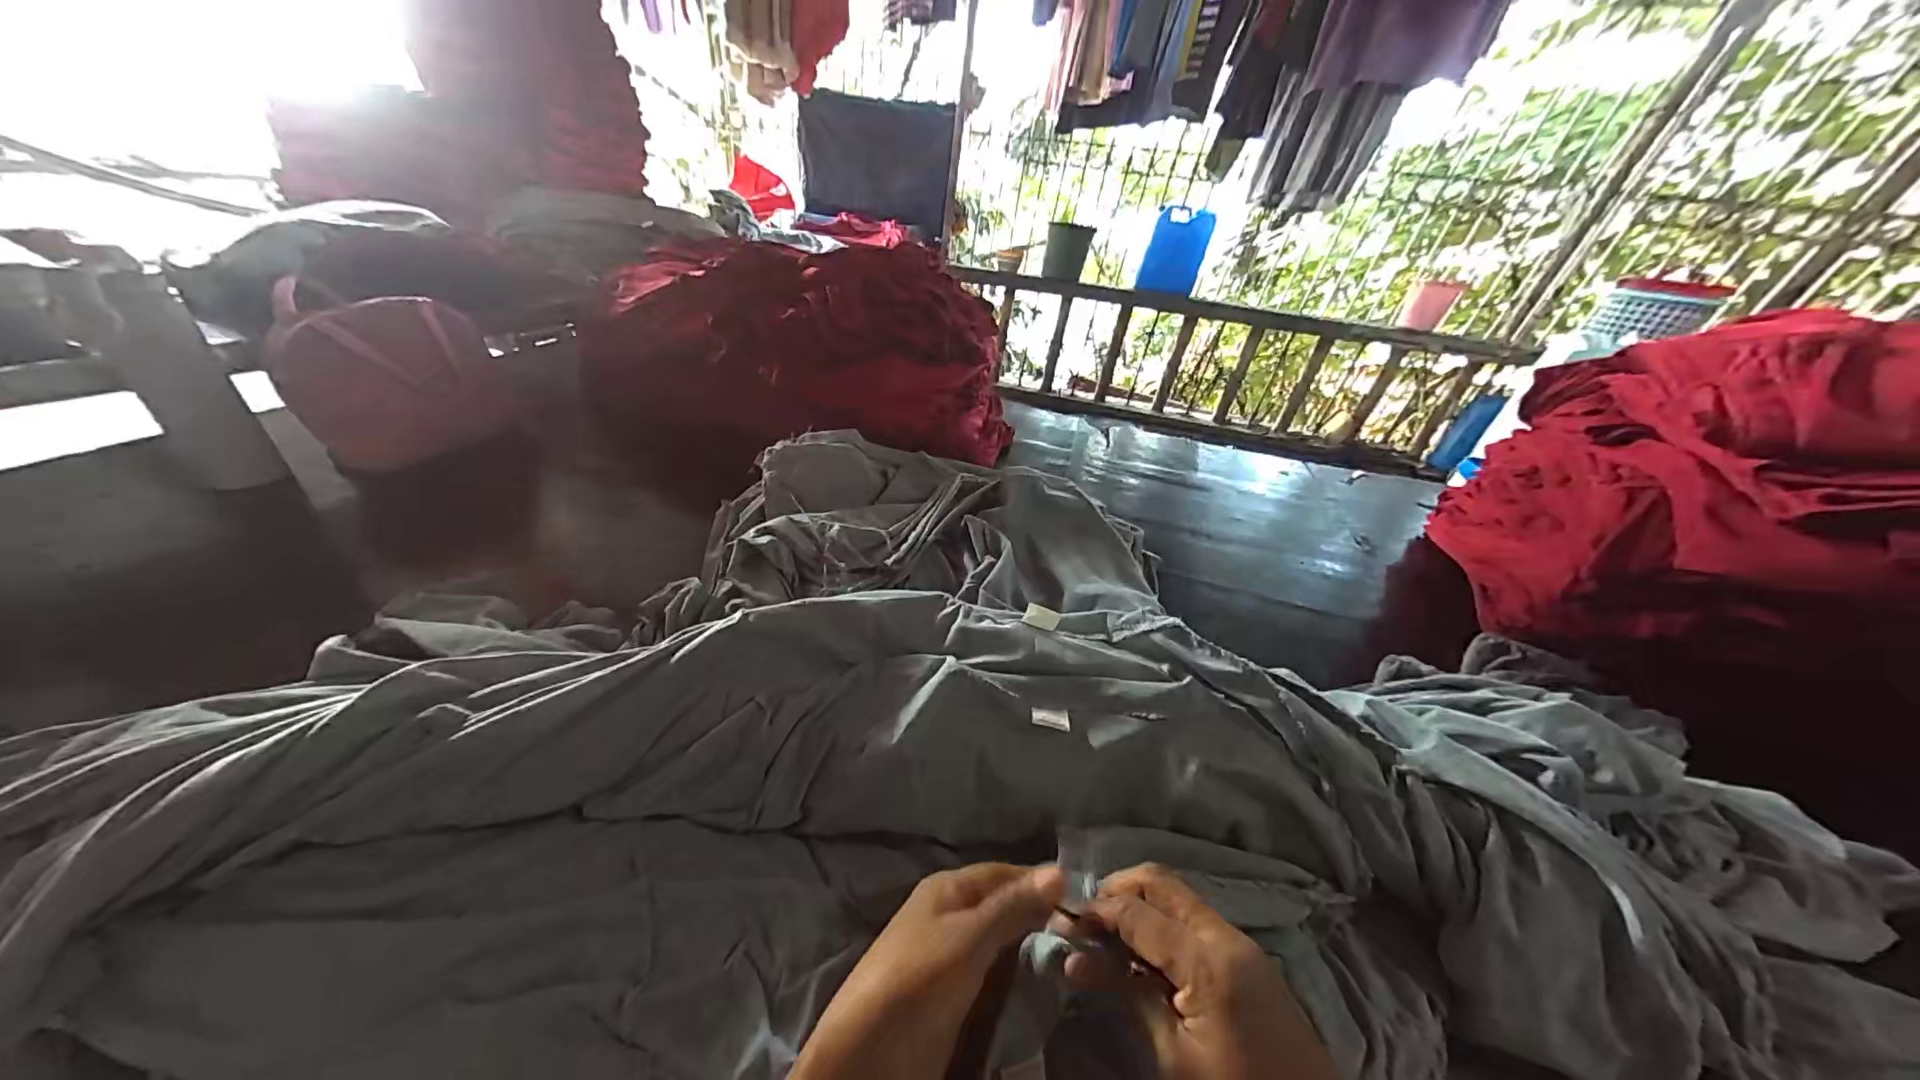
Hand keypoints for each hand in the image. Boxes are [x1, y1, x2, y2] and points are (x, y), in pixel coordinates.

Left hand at [792, 863, 1064, 1079]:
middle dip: (1039, 916)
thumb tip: (1059, 870)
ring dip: (1031, 947)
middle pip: (1003, 906)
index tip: (1084, 897)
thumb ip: (1013, 906)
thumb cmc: (919, 978)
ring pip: (1001, 942)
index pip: (1003, 873)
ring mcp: (951, 955)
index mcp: (947, 888)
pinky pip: (993, 974)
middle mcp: (950, 914)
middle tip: (1087, 931)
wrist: (870, 1051)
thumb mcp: (970, 937)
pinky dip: (1017, 974)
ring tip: (1075, 954)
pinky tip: (1044, 981)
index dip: (1039, 881)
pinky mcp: (954, 993)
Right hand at [1053, 863, 1339, 1079]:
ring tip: (1104, 937)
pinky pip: (1194, 923)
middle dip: (1117, 891)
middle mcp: (1226, 936)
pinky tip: (1139, 953)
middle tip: (1085, 920)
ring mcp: (1241, 946)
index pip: (1137, 911)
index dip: (1096, 910)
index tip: (1063, 920)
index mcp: (1208, 959)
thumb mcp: (1176, 1058)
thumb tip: (1081, 960)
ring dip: (1139, 906)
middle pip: (1161, 884)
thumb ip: (1131, 995)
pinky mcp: (1247, 962)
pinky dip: (1162, 925)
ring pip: (1178, 899)